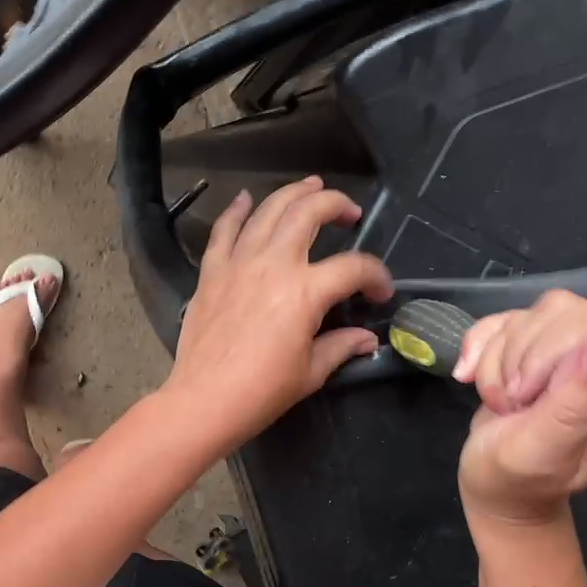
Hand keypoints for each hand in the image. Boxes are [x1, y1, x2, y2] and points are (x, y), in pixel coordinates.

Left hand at [163, 178, 393, 447]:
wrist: (205, 401)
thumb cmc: (261, 392)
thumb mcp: (310, 373)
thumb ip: (340, 347)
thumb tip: (366, 339)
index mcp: (305, 292)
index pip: (354, 268)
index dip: (377, 276)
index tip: (381, 292)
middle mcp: (273, 265)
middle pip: (309, 213)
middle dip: (335, 203)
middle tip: (348, 212)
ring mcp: (238, 264)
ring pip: (267, 211)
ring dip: (292, 193)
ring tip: (310, 186)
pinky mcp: (211, 273)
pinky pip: (223, 231)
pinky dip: (235, 211)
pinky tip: (244, 198)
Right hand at [451, 291, 586, 530]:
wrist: (493, 485)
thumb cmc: (519, 479)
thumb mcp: (545, 450)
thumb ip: (577, 401)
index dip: (552, 352)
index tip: (526, 396)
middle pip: (566, 313)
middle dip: (520, 358)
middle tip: (513, 403)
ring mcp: (576, 348)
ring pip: (532, 315)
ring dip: (498, 358)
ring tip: (501, 402)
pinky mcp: (540, 342)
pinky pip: (506, 319)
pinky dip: (479, 345)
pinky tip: (470, 376)